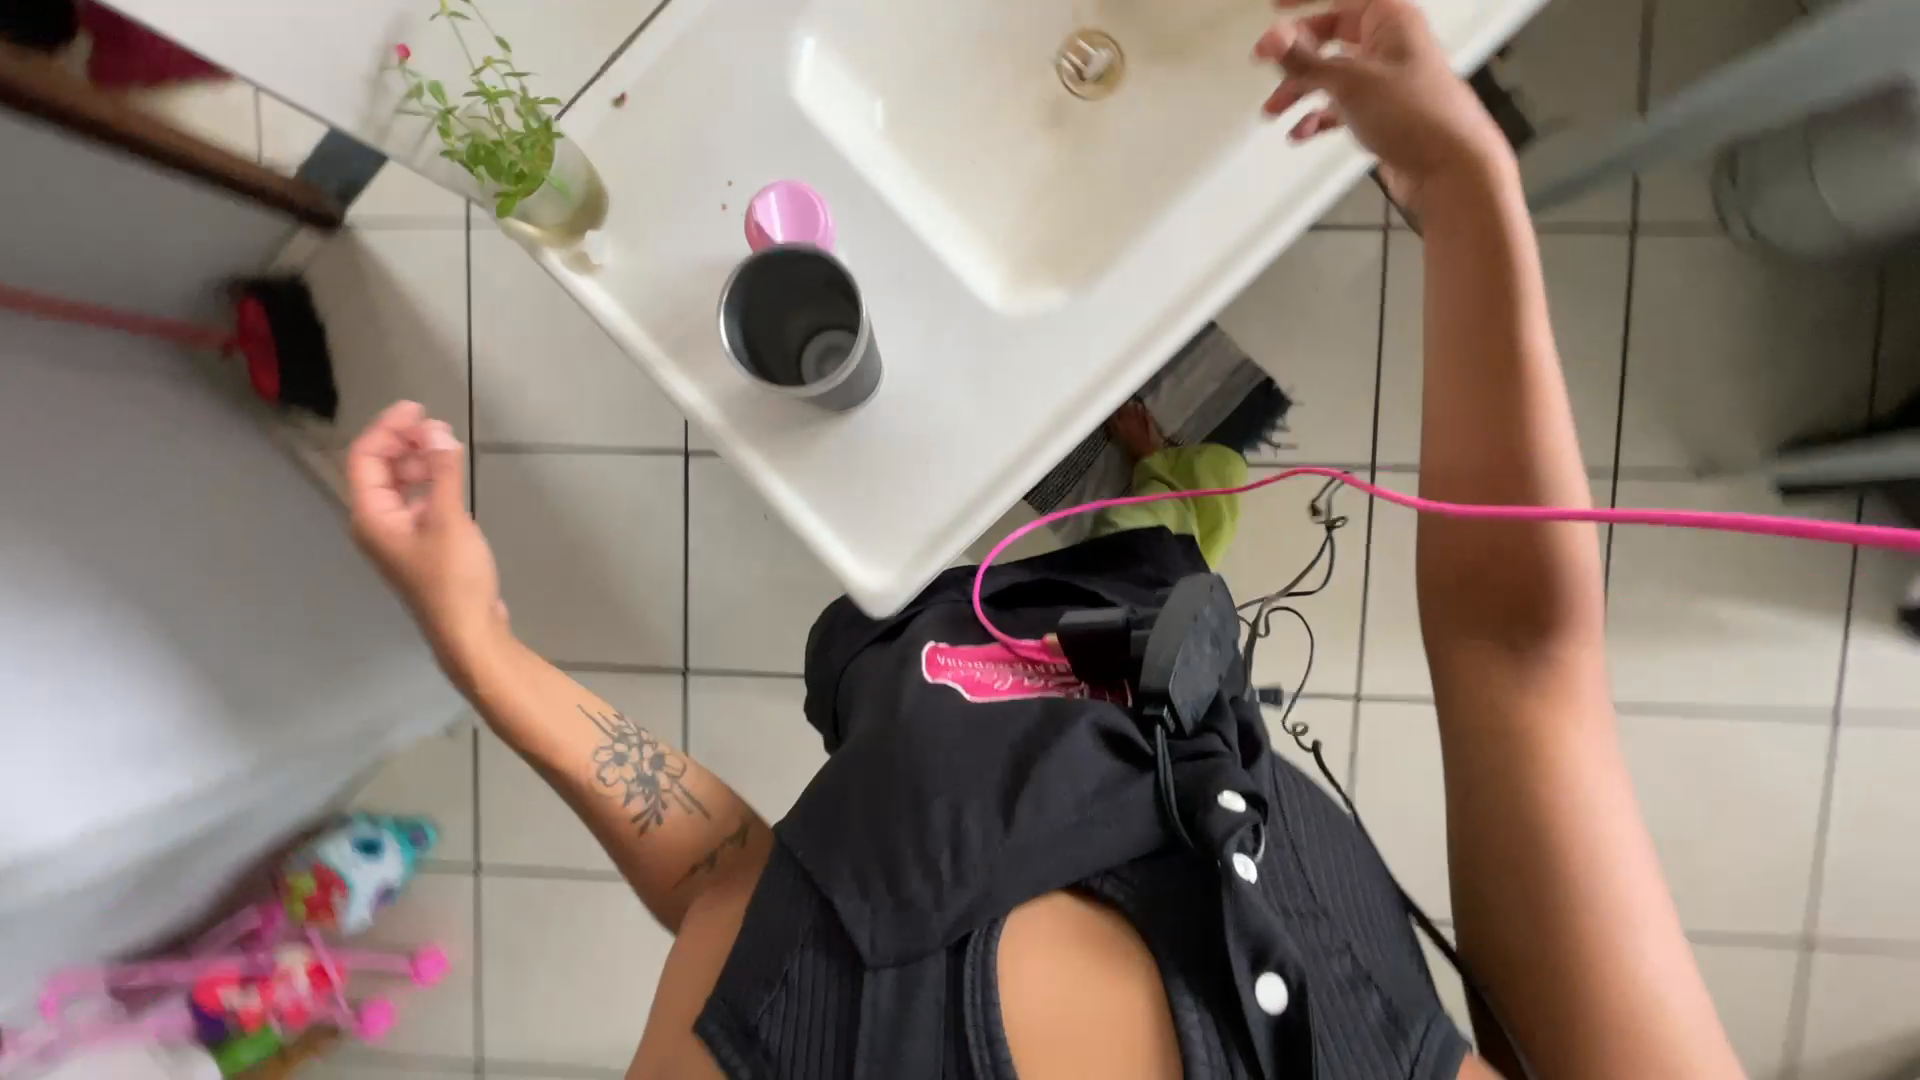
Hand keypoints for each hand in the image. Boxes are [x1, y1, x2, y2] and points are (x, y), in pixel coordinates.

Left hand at [346, 401, 508, 684]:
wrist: (467, 629)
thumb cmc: (453, 577)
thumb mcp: (450, 520)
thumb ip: (443, 474)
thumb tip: (438, 432)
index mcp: (371, 516)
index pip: (367, 459)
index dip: (389, 429)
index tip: (419, 409)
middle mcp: (378, 524)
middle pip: (380, 471)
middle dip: (405, 443)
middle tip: (437, 426)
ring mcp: (400, 537)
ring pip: (401, 487)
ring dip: (420, 463)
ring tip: (446, 447)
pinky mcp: (423, 547)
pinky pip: (418, 503)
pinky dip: (432, 485)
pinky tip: (451, 481)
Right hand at [1254, 0, 1513, 216]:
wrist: (1446, 164)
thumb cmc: (1416, 114)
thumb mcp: (1350, 82)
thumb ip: (1306, 61)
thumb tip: (1272, 38)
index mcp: (1389, 18)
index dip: (1305, 1)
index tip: (1275, 6)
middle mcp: (1388, 43)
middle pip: (1331, 37)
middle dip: (1296, 56)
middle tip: (1269, 67)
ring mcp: (1384, 78)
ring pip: (1331, 75)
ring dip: (1300, 91)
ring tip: (1274, 112)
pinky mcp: (1380, 111)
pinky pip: (1339, 106)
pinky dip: (1317, 117)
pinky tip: (1301, 132)